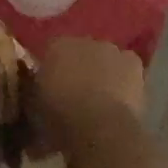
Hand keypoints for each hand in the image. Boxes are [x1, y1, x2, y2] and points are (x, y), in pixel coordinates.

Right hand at [30, 37, 144, 154]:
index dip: (49, 69)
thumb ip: (32, 90)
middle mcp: (84, 40)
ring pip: (103, 59)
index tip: (48, 86)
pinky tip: (117, 99)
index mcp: (55, 47)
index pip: (49, 51)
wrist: (100, 128)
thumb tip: (33, 87)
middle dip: (76, 68)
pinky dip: (121, 80)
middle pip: (78, 52)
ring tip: (97, 100)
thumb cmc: (59, 117)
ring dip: (100, 73)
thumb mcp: (33, 107)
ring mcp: (112, 50)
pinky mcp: (135, 64)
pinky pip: (124, 70)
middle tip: (72, 93)